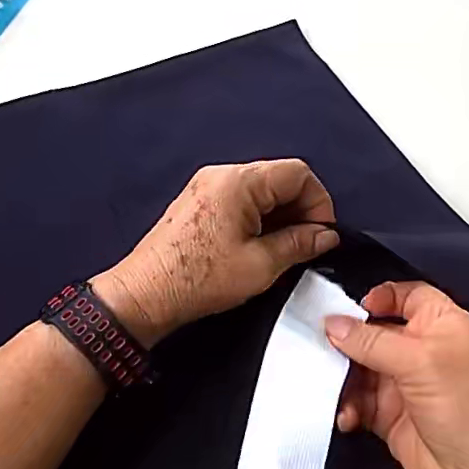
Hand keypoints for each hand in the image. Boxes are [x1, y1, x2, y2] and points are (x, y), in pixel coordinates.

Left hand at [92, 160, 339, 345]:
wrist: (144, 295)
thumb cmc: (193, 280)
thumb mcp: (261, 265)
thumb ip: (299, 244)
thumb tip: (324, 236)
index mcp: (237, 182)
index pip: (297, 173)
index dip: (318, 203)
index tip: (321, 233)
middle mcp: (218, 177)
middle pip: (277, 180)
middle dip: (298, 211)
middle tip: (305, 246)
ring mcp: (204, 190)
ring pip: (258, 193)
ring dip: (277, 219)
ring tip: (280, 253)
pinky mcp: (195, 208)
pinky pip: (237, 204)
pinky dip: (255, 222)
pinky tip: (256, 250)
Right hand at [324, 282, 468, 468]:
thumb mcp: (421, 362)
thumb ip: (372, 340)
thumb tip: (334, 324)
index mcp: (443, 326)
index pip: (407, 296)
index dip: (378, 298)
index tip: (348, 310)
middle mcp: (423, 352)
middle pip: (372, 333)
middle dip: (346, 342)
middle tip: (325, 349)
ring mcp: (405, 384)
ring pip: (357, 369)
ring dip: (341, 380)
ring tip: (335, 391)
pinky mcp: (389, 415)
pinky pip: (354, 401)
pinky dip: (345, 407)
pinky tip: (347, 416)